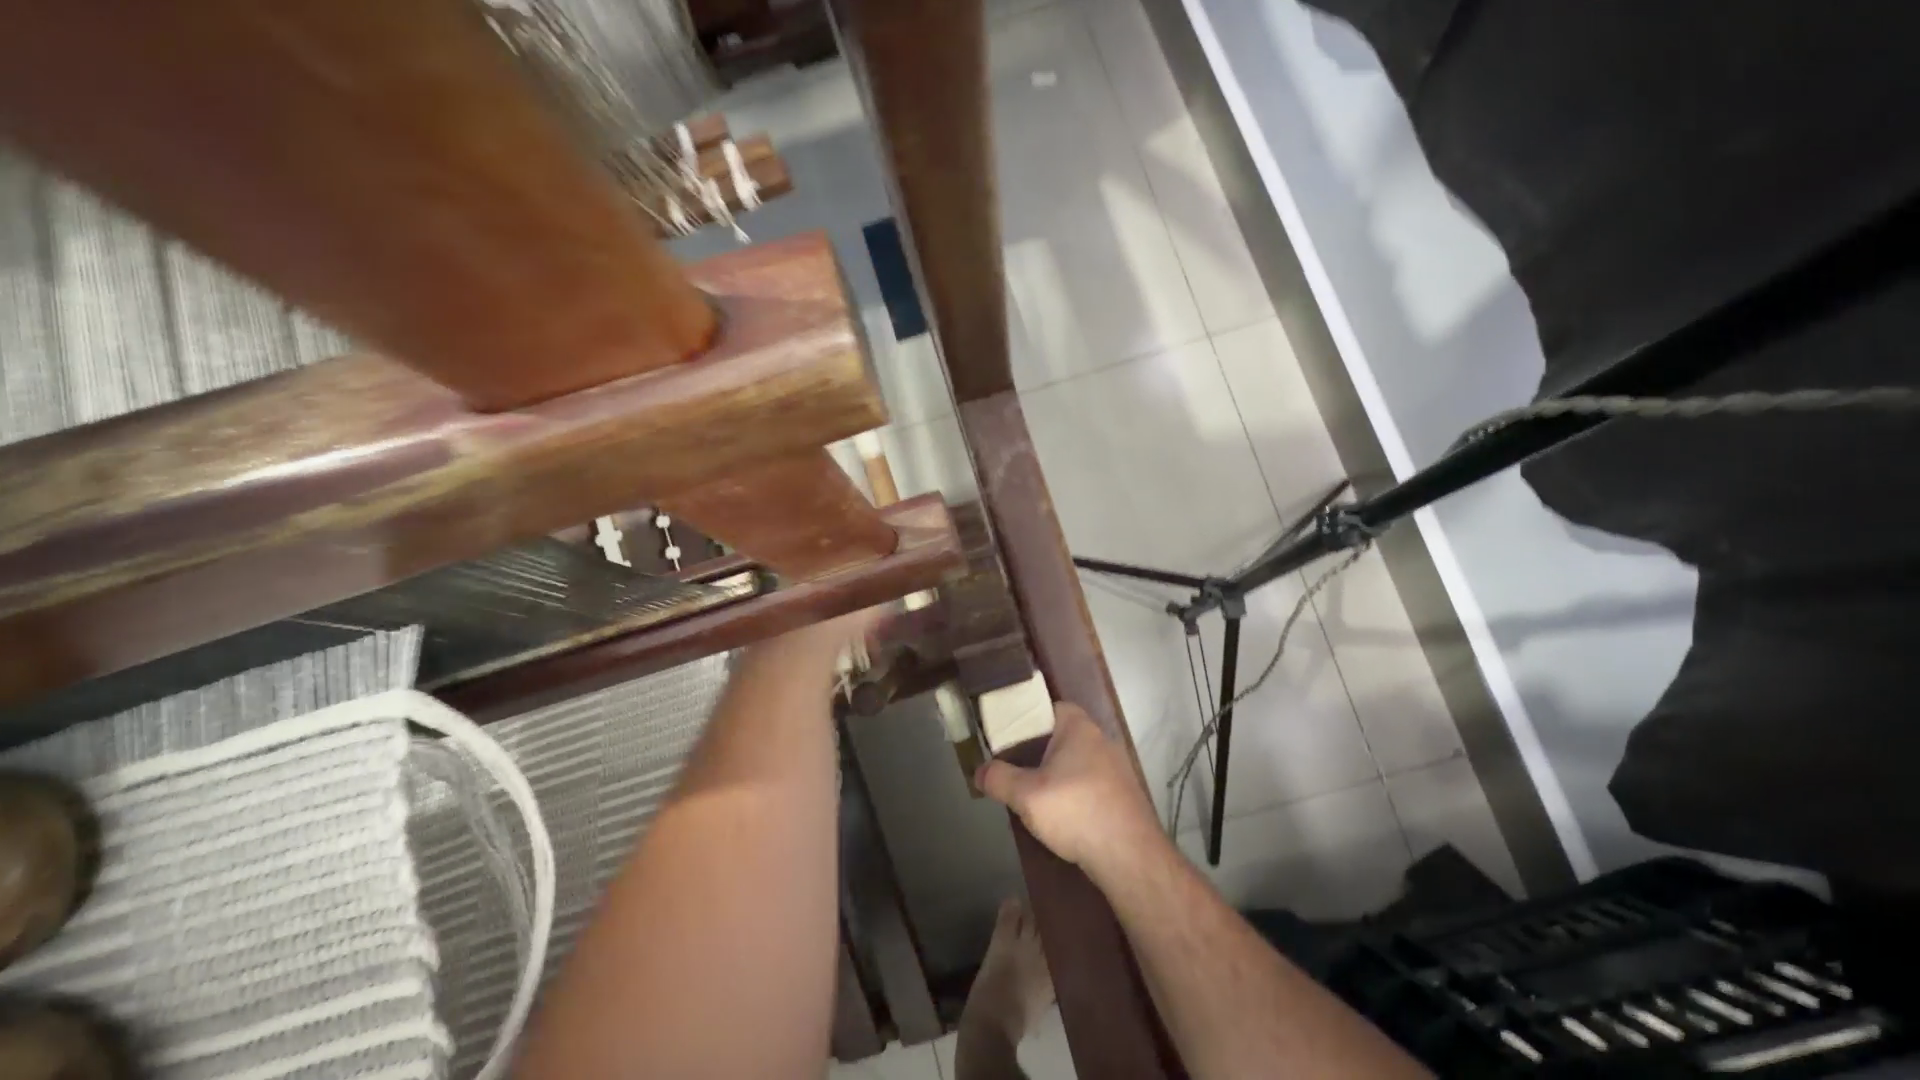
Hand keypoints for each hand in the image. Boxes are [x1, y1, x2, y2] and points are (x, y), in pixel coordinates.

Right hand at [974, 702, 1168, 878]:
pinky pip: (1091, 787)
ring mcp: (1117, 769)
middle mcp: (1102, 741)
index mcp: (1079, 728)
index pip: (1051, 708)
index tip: (1008, 739)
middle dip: (1039, 753)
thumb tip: (979, 771)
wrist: (1129, 855)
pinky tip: (1062, 818)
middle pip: (1062, 738)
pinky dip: (1074, 797)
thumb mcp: (1025, 795)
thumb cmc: (1075, 811)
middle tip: (1015, 771)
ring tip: (1033, 797)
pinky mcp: (1124, 796)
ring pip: (1077, 764)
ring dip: (1057, 778)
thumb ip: (998, 779)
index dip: (1028, 720)